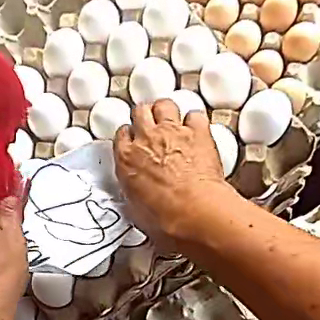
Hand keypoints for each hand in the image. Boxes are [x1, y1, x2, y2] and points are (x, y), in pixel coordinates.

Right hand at [112, 99, 245, 248]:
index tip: (133, 139)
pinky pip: (194, 114)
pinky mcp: (198, 131)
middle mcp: (147, 139)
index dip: (129, 136)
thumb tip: (139, 198)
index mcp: (126, 158)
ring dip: (166, 109)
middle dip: (145, 115)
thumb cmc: (165, 215)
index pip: (121, 135)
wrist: (192, 211)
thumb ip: (134, 190)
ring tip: (171, 116)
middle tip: (150, 121)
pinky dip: (195, 119)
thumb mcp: (135, 207)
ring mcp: (172, 131)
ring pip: (164, 104)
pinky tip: (196, 126)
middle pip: (140, 111)